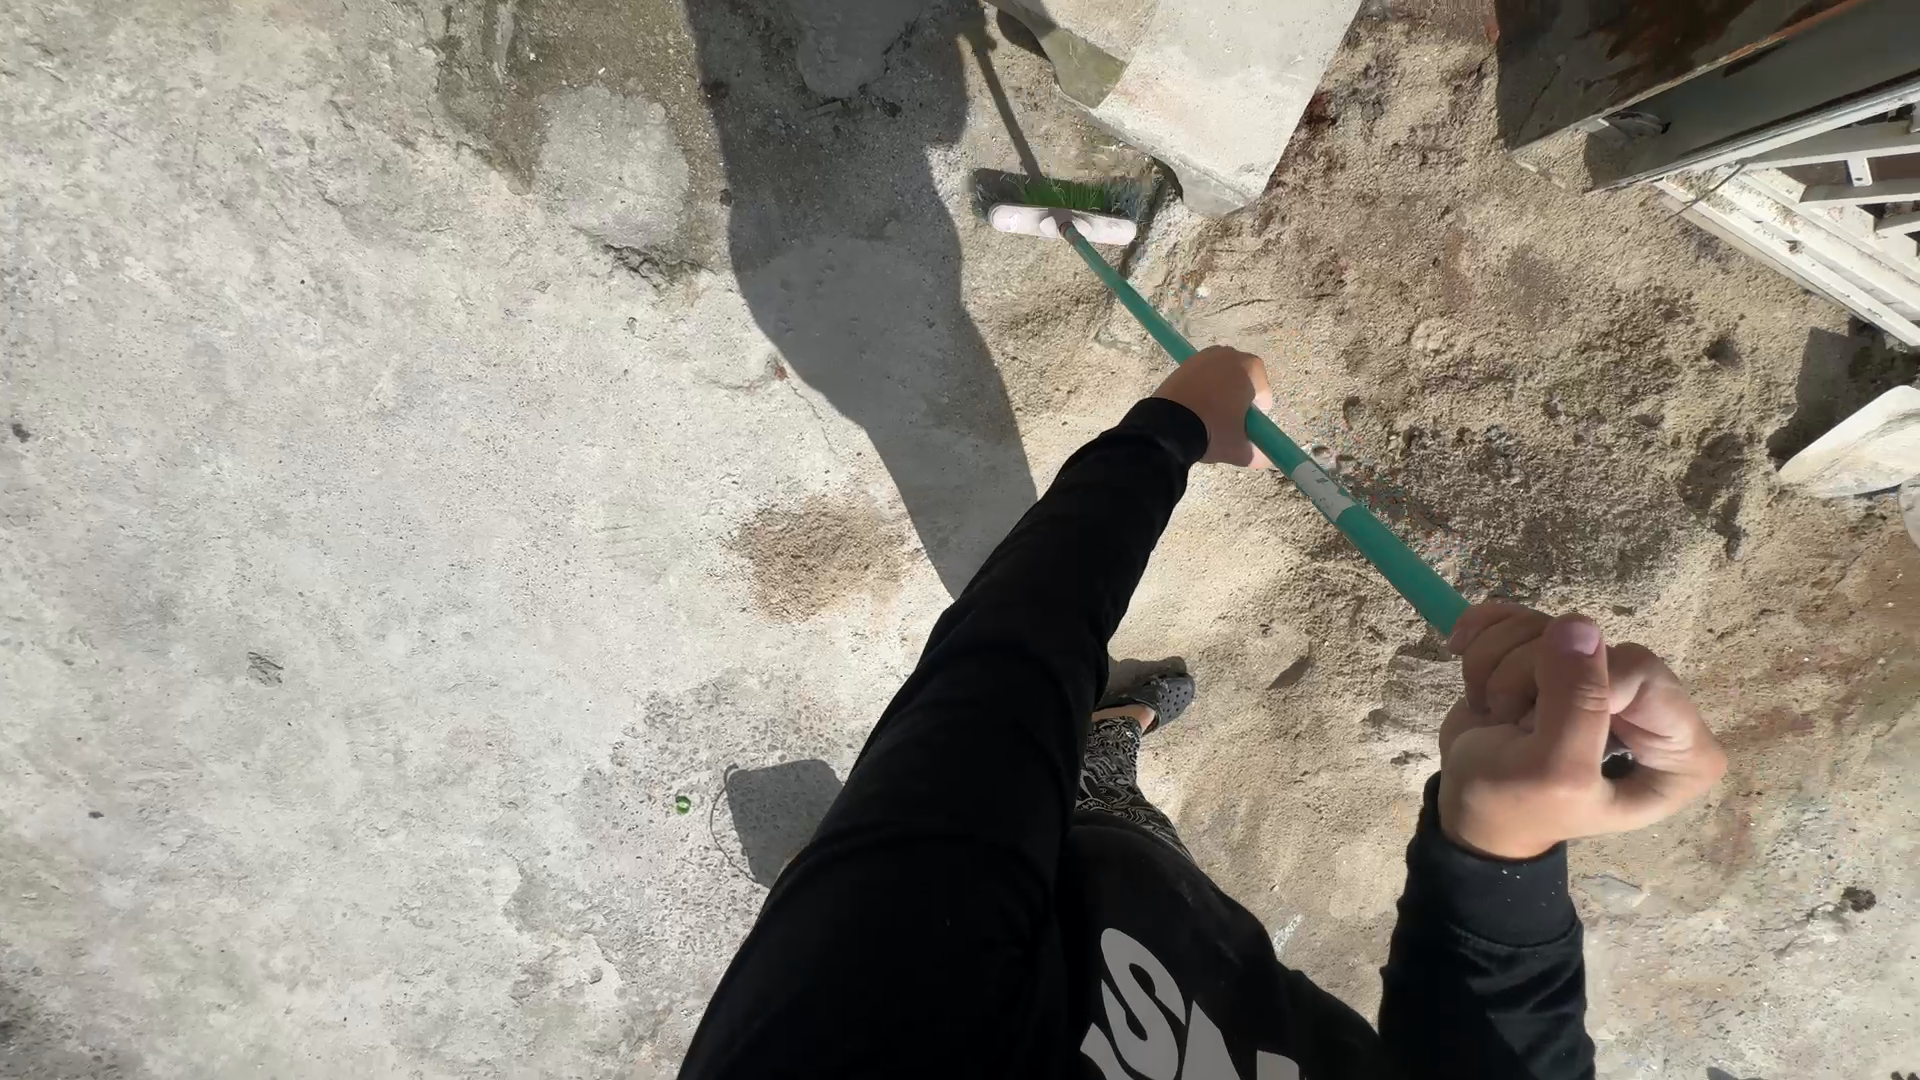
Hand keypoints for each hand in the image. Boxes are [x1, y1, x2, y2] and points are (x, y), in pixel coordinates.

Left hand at [1151, 345, 1273, 466]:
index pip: (1262, 393)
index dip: (1256, 414)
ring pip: (1218, 380)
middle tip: (1228, 423)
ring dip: (1217, 395)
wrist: (1165, 427)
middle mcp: (1228, 355)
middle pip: (1240, 382)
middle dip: (1237, 400)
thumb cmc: (1212, 431)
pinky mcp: (1180, 366)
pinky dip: (1198, 392)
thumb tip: (1263, 461)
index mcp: (1251, 368)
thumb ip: (1257, 455)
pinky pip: (1197, 380)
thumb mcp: (1238, 449)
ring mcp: (1202, 357)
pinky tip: (1192, 411)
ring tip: (1208, 418)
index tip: (1246, 428)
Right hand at [1436, 606, 1726, 858]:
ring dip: (1492, 663)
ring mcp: (1591, 674)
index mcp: (1679, 744)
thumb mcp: (1552, 770)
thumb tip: (1579, 624)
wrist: (1469, 804)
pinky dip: (1477, 634)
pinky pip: (1513, 617)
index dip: (1576, 688)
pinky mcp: (1545, 657)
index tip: (1535, 727)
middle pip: (1586, 643)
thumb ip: (1575, 704)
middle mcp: (1645, 702)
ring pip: (1542, 626)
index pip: (1639, 670)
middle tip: (1508, 720)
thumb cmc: (1517, 805)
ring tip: (1492, 709)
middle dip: (1523, 674)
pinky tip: (1461, 654)